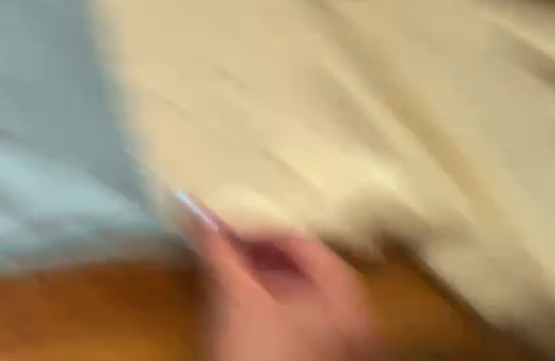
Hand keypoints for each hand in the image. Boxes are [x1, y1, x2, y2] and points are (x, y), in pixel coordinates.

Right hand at [189, 204, 377, 360]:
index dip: (259, 230)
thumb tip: (195, 209)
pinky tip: (247, 306)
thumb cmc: (257, 351)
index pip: (303, 242)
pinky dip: (276, 302)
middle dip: (262, 254)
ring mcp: (348, 348)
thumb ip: (216, 246)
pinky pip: (307, 318)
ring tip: (232, 274)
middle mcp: (359, 323)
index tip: (225, 231)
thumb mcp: (233, 292)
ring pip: (306, 293)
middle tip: (228, 249)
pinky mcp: (327, 359)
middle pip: (307, 267)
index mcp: (345, 301)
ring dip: (266, 276)